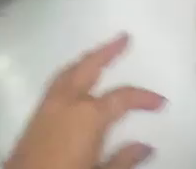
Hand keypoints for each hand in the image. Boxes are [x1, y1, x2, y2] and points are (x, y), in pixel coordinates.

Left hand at [3, 34, 166, 168]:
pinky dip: (71, 72)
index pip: (122, 98)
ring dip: (87, 59)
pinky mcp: (34, 115)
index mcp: (89, 114)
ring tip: (100, 52)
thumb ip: (124, 159)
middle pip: (90, 66)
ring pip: (70, 70)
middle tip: (124, 37)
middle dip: (108, 50)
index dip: (144, 98)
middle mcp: (68, 101)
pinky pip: (57, 82)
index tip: (161, 101)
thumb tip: (146, 146)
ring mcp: (48, 105)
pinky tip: (75, 77)